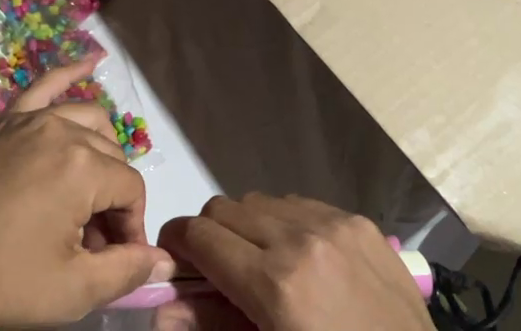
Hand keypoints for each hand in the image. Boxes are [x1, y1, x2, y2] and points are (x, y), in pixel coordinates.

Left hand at [0, 56, 173, 330]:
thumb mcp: (72, 290)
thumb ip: (127, 272)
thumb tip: (163, 260)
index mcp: (82, 166)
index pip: (132, 191)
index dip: (130, 229)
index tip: (111, 263)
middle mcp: (59, 130)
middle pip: (111, 157)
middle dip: (112, 200)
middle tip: (91, 245)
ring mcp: (26, 120)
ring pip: (86, 121)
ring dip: (99, 154)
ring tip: (89, 197)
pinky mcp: (1, 123)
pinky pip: (42, 86)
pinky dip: (69, 72)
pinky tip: (92, 61)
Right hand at [156, 195, 434, 330]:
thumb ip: (212, 327)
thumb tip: (161, 310)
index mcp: (275, 284)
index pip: (198, 235)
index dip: (178, 245)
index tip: (176, 262)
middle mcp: (300, 240)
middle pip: (223, 209)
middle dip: (211, 236)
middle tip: (221, 272)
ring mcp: (334, 225)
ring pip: (259, 201)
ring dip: (249, 227)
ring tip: (266, 265)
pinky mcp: (360, 222)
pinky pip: (300, 203)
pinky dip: (286, 223)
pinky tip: (302, 259)